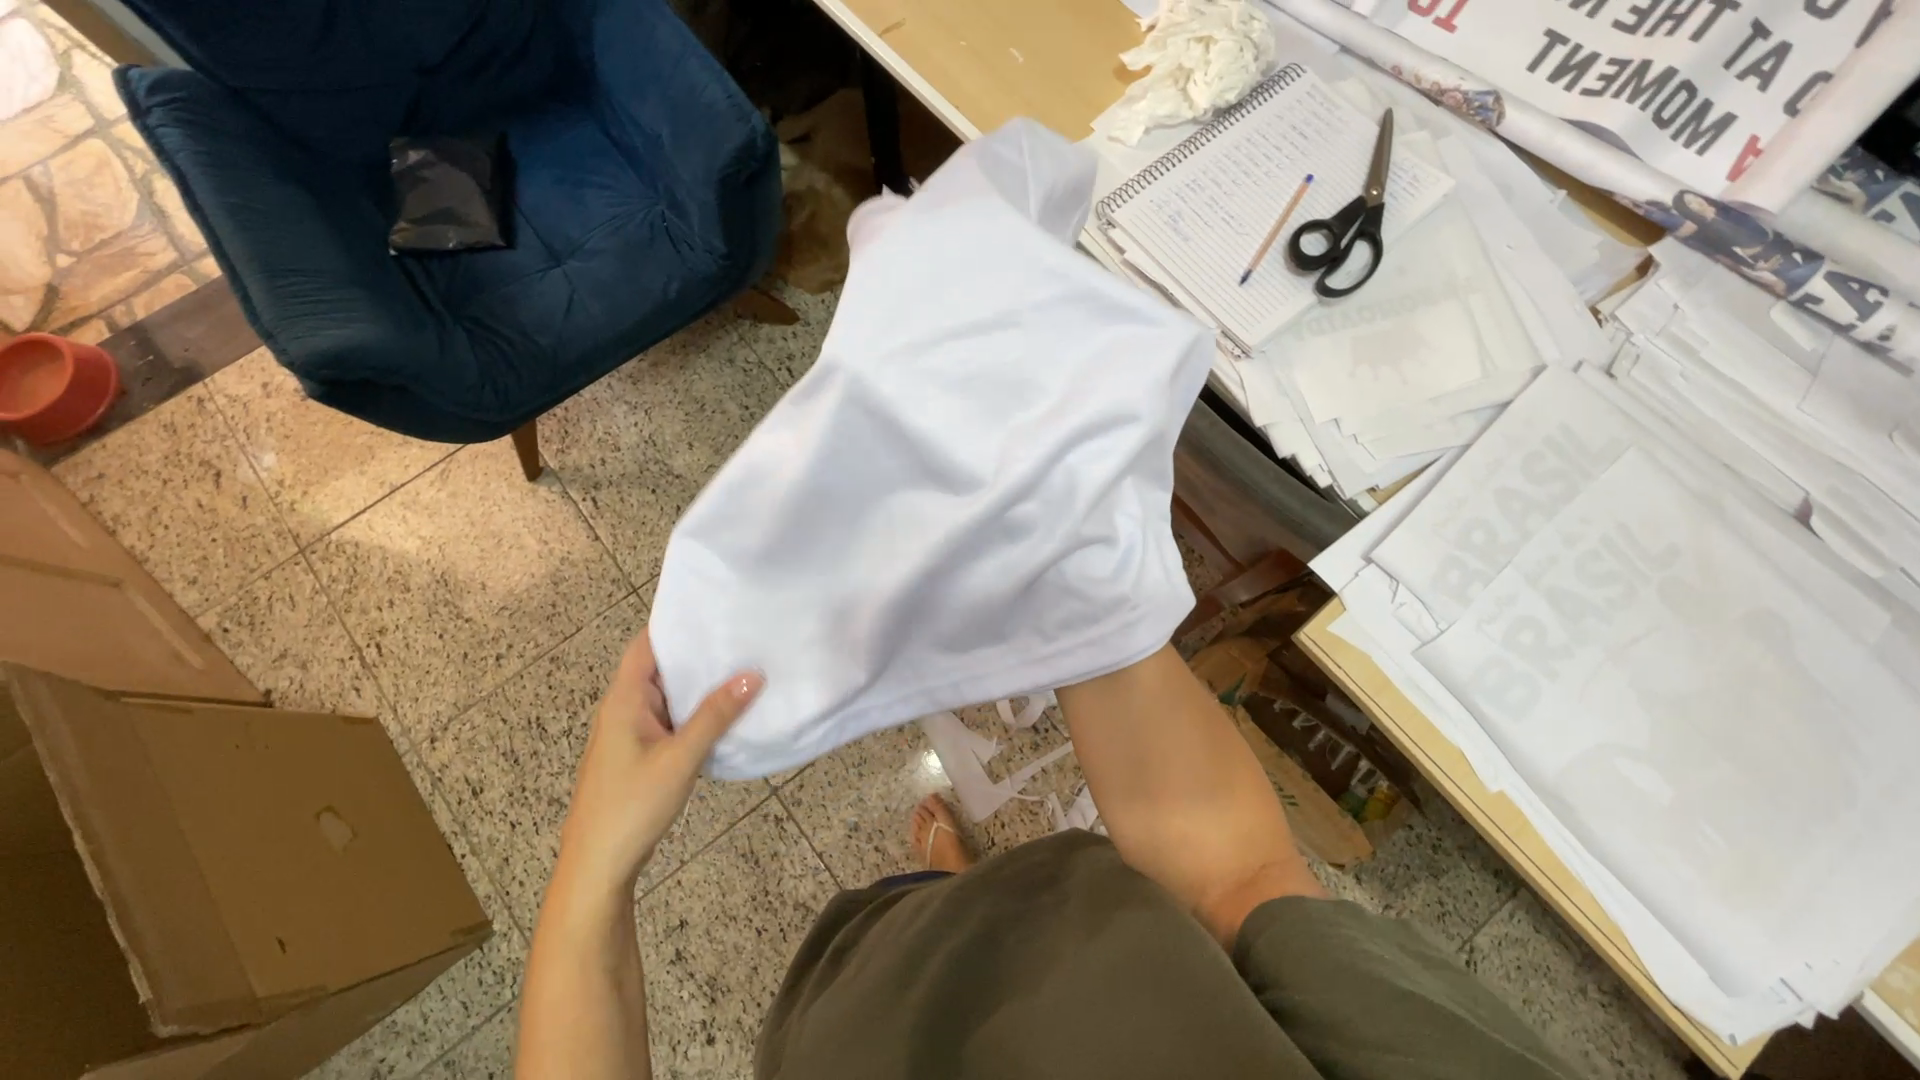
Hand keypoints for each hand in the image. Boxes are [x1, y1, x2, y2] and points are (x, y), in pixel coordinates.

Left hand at [553, 629, 763, 902]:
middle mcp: (623, 710)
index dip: (675, 623)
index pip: (647, 645)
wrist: (598, 867)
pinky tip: (725, 713)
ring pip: (668, 697)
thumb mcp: (680, 758)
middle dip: (697, 652)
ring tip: (742, 666)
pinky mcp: (639, 756)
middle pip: (660, 668)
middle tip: (741, 634)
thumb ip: (716, 715)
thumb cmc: (631, 806)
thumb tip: (752, 674)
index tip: (713, 607)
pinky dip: (695, 711)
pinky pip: (670, 720)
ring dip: (698, 685)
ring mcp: (630, 735)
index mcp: (624, 700)